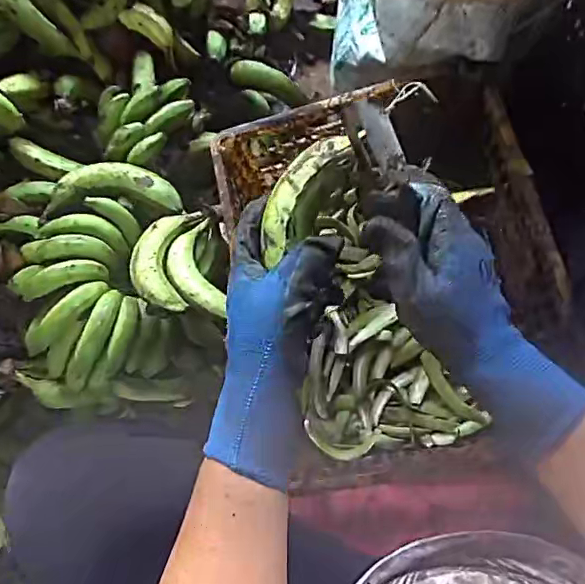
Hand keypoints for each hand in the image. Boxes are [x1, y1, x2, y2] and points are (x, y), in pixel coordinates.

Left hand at [203, 198, 341, 489]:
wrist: (269, 392)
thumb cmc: (268, 335)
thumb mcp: (286, 286)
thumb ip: (307, 256)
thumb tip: (329, 239)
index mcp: (243, 270)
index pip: (248, 226)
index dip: (265, 206)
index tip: (292, 191)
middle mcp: (256, 284)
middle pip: (278, 248)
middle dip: (303, 237)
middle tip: (331, 222)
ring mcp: (273, 306)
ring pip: (297, 273)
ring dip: (318, 266)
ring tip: (340, 258)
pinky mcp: (291, 325)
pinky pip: (309, 298)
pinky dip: (323, 293)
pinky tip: (339, 292)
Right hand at [361, 181, 584, 466]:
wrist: (487, 355)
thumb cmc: (448, 322)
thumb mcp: (414, 287)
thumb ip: (397, 249)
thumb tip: (375, 221)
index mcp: (453, 233)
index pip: (428, 192)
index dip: (399, 187)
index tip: (372, 194)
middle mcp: (462, 237)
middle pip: (427, 209)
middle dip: (395, 212)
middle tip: (366, 222)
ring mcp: (465, 255)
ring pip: (428, 231)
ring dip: (400, 234)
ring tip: (372, 246)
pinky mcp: (463, 273)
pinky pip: (433, 252)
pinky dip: (410, 255)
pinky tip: (390, 274)